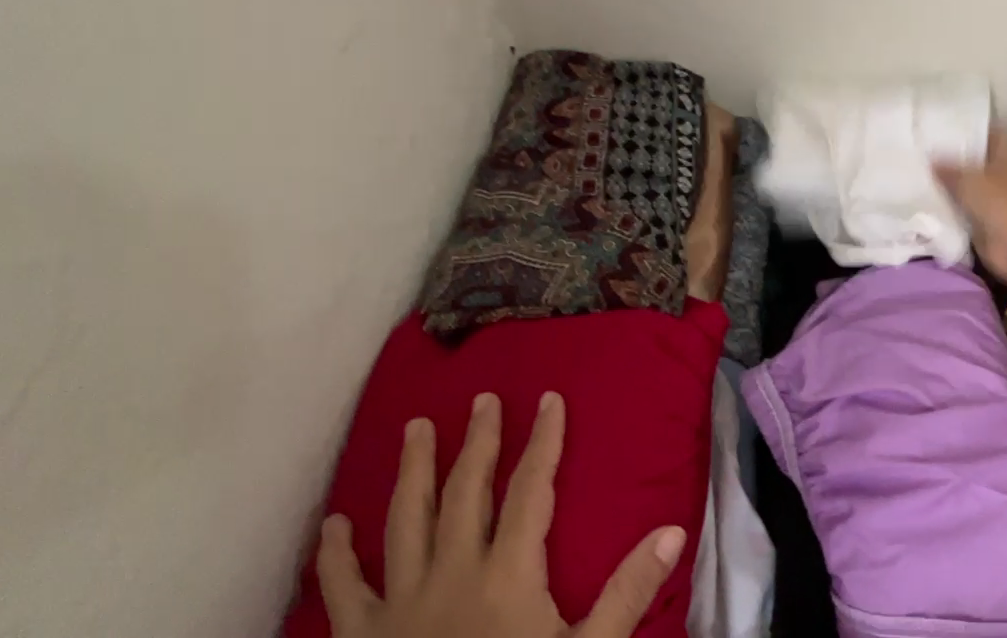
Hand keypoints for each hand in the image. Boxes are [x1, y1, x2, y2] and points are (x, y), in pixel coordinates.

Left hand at [315, 392, 685, 637]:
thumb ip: (628, 593)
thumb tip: (673, 530)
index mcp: (508, 575)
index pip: (531, 489)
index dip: (543, 441)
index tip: (550, 399)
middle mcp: (451, 574)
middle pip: (466, 492)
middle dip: (478, 441)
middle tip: (481, 399)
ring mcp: (400, 606)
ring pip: (404, 522)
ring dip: (413, 472)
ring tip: (414, 428)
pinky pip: (344, 591)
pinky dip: (336, 556)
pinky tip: (333, 525)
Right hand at [934, 126, 1006, 290]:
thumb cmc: (1002, 205)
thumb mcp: (970, 180)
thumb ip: (948, 168)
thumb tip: (930, 158)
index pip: (990, 132)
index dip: (971, 128)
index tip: (945, 126)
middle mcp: (1002, 172)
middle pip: (975, 159)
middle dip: (953, 156)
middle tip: (922, 148)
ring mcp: (993, 197)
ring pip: (967, 184)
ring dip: (948, 182)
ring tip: (916, 170)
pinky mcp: (983, 220)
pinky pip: (961, 207)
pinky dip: (946, 205)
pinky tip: (922, 199)